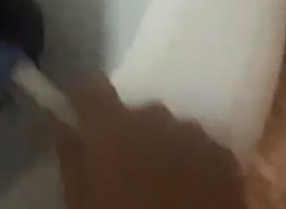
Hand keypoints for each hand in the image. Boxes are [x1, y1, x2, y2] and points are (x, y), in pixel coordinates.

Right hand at [56, 77, 246, 208]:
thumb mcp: (81, 198)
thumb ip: (71, 156)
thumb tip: (63, 123)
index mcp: (113, 124)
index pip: (91, 86)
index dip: (86, 98)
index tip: (81, 113)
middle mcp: (153, 115)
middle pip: (136, 111)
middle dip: (132, 132)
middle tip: (129, 168)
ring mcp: (191, 133)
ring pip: (170, 129)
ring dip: (164, 147)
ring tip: (163, 182)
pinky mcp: (223, 155)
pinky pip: (201, 148)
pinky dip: (194, 163)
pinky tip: (192, 190)